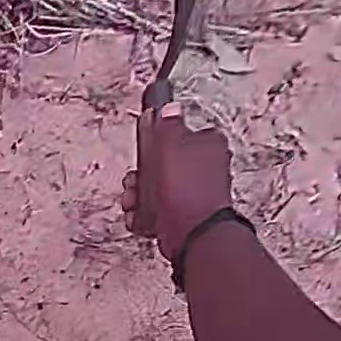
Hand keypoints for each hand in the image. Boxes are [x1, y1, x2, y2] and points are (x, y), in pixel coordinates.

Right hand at [120, 102, 234, 261]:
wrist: (191, 232)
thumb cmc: (187, 190)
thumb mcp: (172, 146)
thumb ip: (168, 125)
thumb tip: (168, 108)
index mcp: (207, 145)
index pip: (178, 136)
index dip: (155, 145)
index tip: (144, 151)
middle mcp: (203, 169)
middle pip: (161, 166)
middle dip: (140, 177)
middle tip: (134, 182)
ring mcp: (192, 194)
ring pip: (156, 191)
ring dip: (138, 197)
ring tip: (133, 203)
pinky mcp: (182, 216)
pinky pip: (156, 211)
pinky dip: (144, 216)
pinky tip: (139, 217)